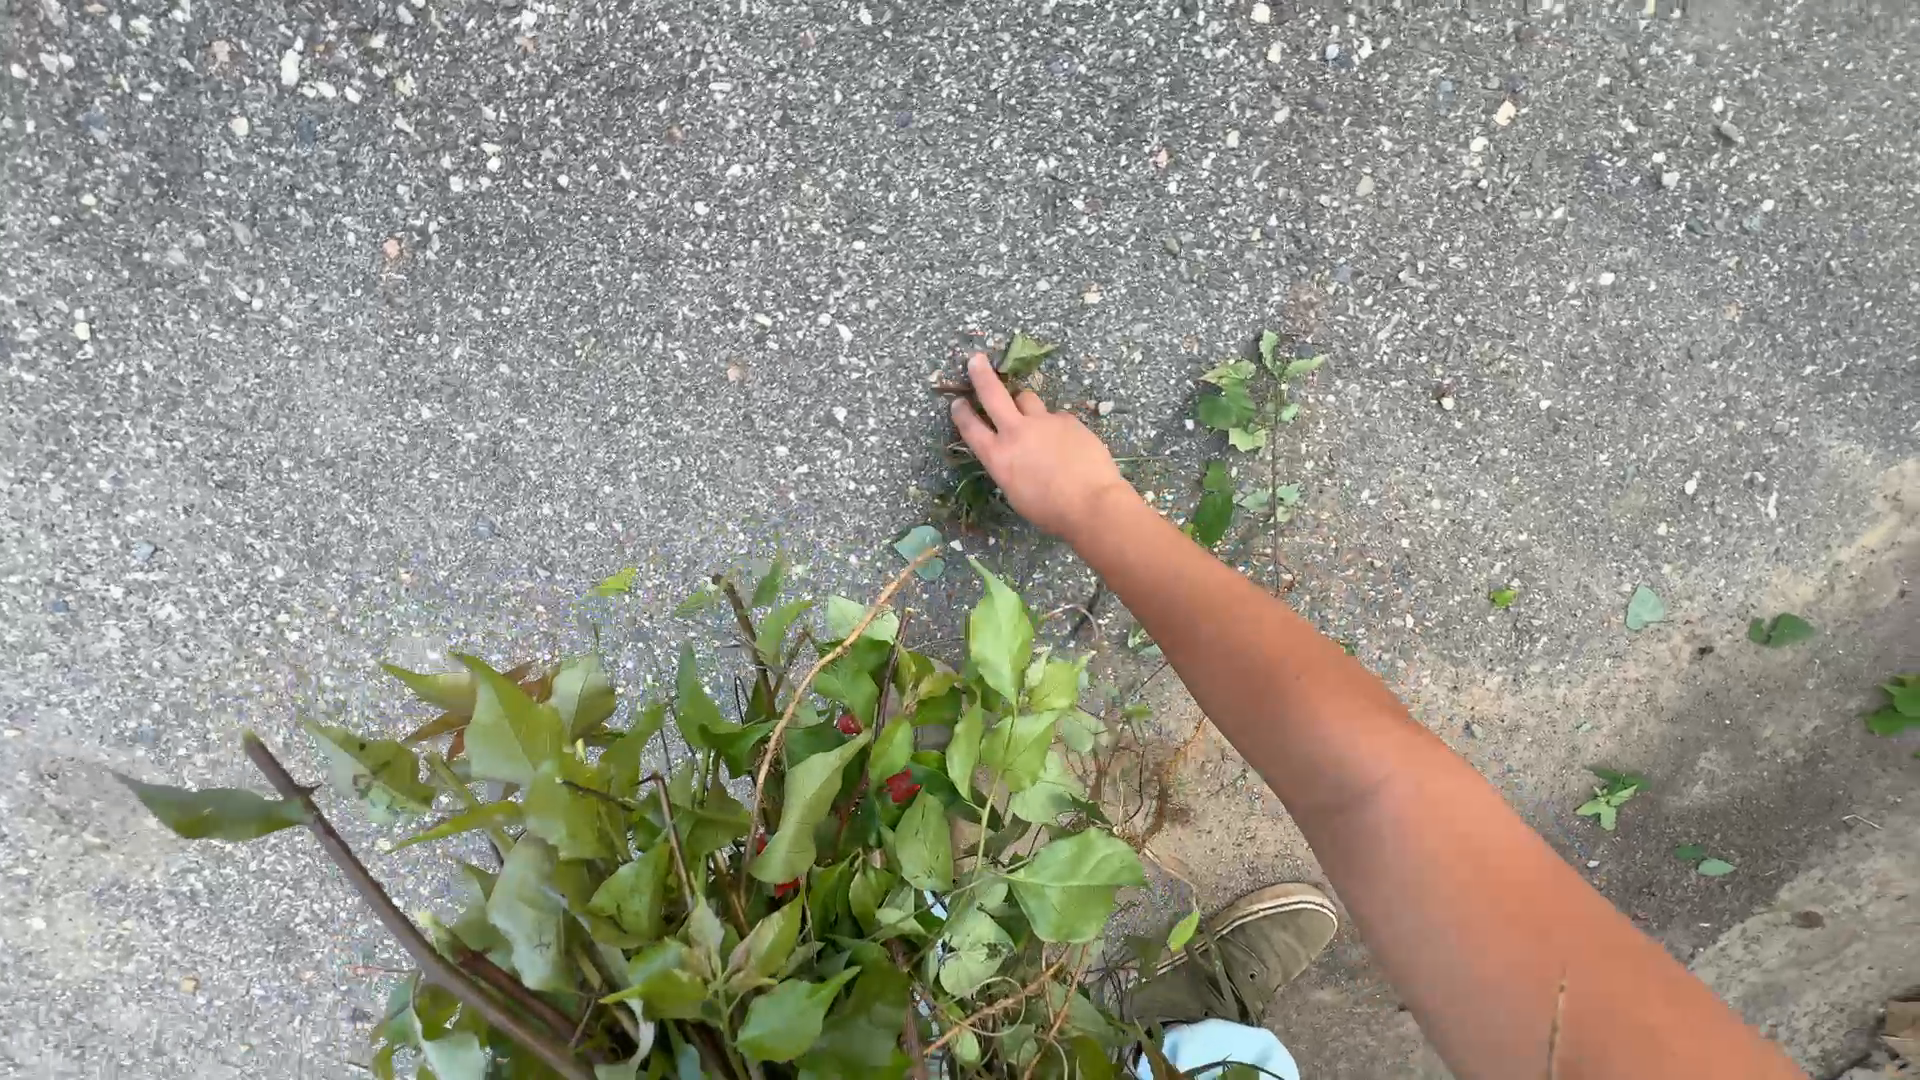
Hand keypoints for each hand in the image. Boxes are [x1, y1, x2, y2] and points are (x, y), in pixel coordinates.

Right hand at [949, 353, 1137, 541]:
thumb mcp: (1016, 493)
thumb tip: (1015, 457)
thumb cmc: (1050, 511)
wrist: (1091, 503)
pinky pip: (1056, 417)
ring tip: (1029, 411)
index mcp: (998, 458)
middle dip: (982, 375)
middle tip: (976, 360)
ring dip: (1023, 402)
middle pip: (993, 394)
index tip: (958, 403)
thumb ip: (1010, 467)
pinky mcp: (1067, 420)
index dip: (962, 414)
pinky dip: (1056, 426)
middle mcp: (1016, 433)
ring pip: (1027, 399)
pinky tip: (1068, 443)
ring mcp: (1043, 422)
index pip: (971, 429)